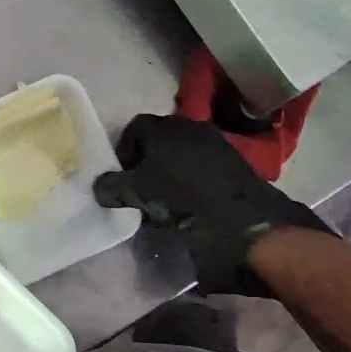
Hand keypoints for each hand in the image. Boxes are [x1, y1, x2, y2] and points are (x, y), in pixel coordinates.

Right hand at [94, 114, 331, 294]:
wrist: (249, 224)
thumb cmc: (186, 203)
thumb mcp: (139, 197)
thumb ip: (113, 188)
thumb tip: (101, 186)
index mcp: (164, 128)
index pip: (133, 129)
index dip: (123, 153)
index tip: (122, 179)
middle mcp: (191, 127)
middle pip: (159, 138)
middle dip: (147, 161)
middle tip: (141, 189)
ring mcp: (217, 143)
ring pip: (182, 151)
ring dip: (170, 171)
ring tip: (166, 200)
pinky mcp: (235, 162)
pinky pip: (203, 165)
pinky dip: (192, 179)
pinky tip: (192, 203)